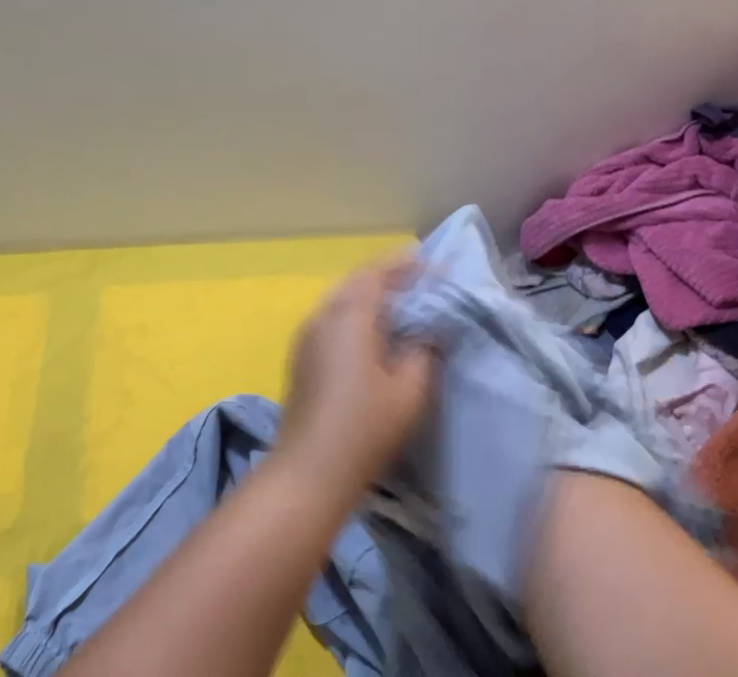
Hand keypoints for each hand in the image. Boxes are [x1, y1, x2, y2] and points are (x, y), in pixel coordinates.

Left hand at [276, 256, 437, 498]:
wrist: (309, 471)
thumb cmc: (364, 428)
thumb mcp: (410, 390)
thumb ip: (424, 349)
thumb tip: (429, 329)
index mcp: (349, 315)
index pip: (377, 273)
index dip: (406, 266)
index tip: (435, 268)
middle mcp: (322, 316)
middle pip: (356, 282)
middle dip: (389, 278)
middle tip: (422, 284)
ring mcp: (306, 337)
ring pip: (341, 301)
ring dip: (371, 298)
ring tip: (404, 308)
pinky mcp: (301, 358)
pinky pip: (332, 321)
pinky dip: (357, 317)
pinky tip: (375, 336)